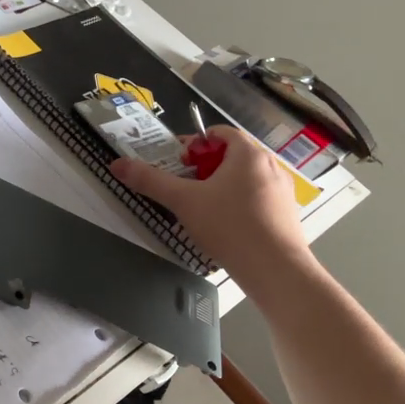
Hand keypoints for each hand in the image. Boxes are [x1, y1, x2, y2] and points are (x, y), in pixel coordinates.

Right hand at [109, 126, 313, 282]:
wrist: (276, 270)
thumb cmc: (228, 226)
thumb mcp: (182, 201)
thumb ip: (149, 180)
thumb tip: (117, 164)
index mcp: (248, 155)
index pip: (220, 133)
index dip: (194, 143)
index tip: (179, 163)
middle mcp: (270, 167)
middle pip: (231, 155)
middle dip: (204, 167)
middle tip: (185, 186)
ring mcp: (282, 191)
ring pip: (244, 177)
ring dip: (220, 185)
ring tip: (202, 207)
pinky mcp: (287, 214)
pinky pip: (257, 197)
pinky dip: (238, 202)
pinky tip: (225, 225)